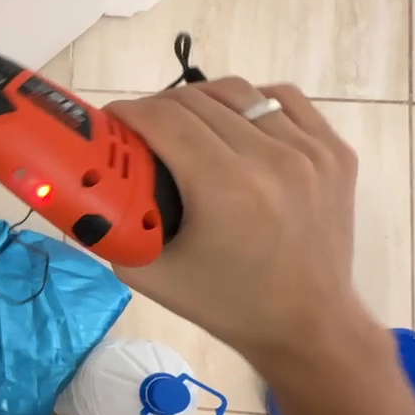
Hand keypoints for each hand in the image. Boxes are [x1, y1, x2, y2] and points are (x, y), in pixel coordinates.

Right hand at [105, 79, 380, 371]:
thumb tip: (80, 187)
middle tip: (134, 133)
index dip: (126, 113)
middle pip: (195, 101)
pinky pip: (281, 100)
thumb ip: (108, 225)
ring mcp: (311, 151)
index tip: (107, 122)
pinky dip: (247, 104)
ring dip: (197, 103)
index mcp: (225, 188)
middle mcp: (272, 159)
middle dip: (153, 108)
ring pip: (237, 92)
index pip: (164, 119)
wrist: (306, 322)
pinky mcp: (334, 151)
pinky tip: (230, 127)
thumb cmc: (220, 301)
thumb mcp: (144, 271)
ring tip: (179, 127)